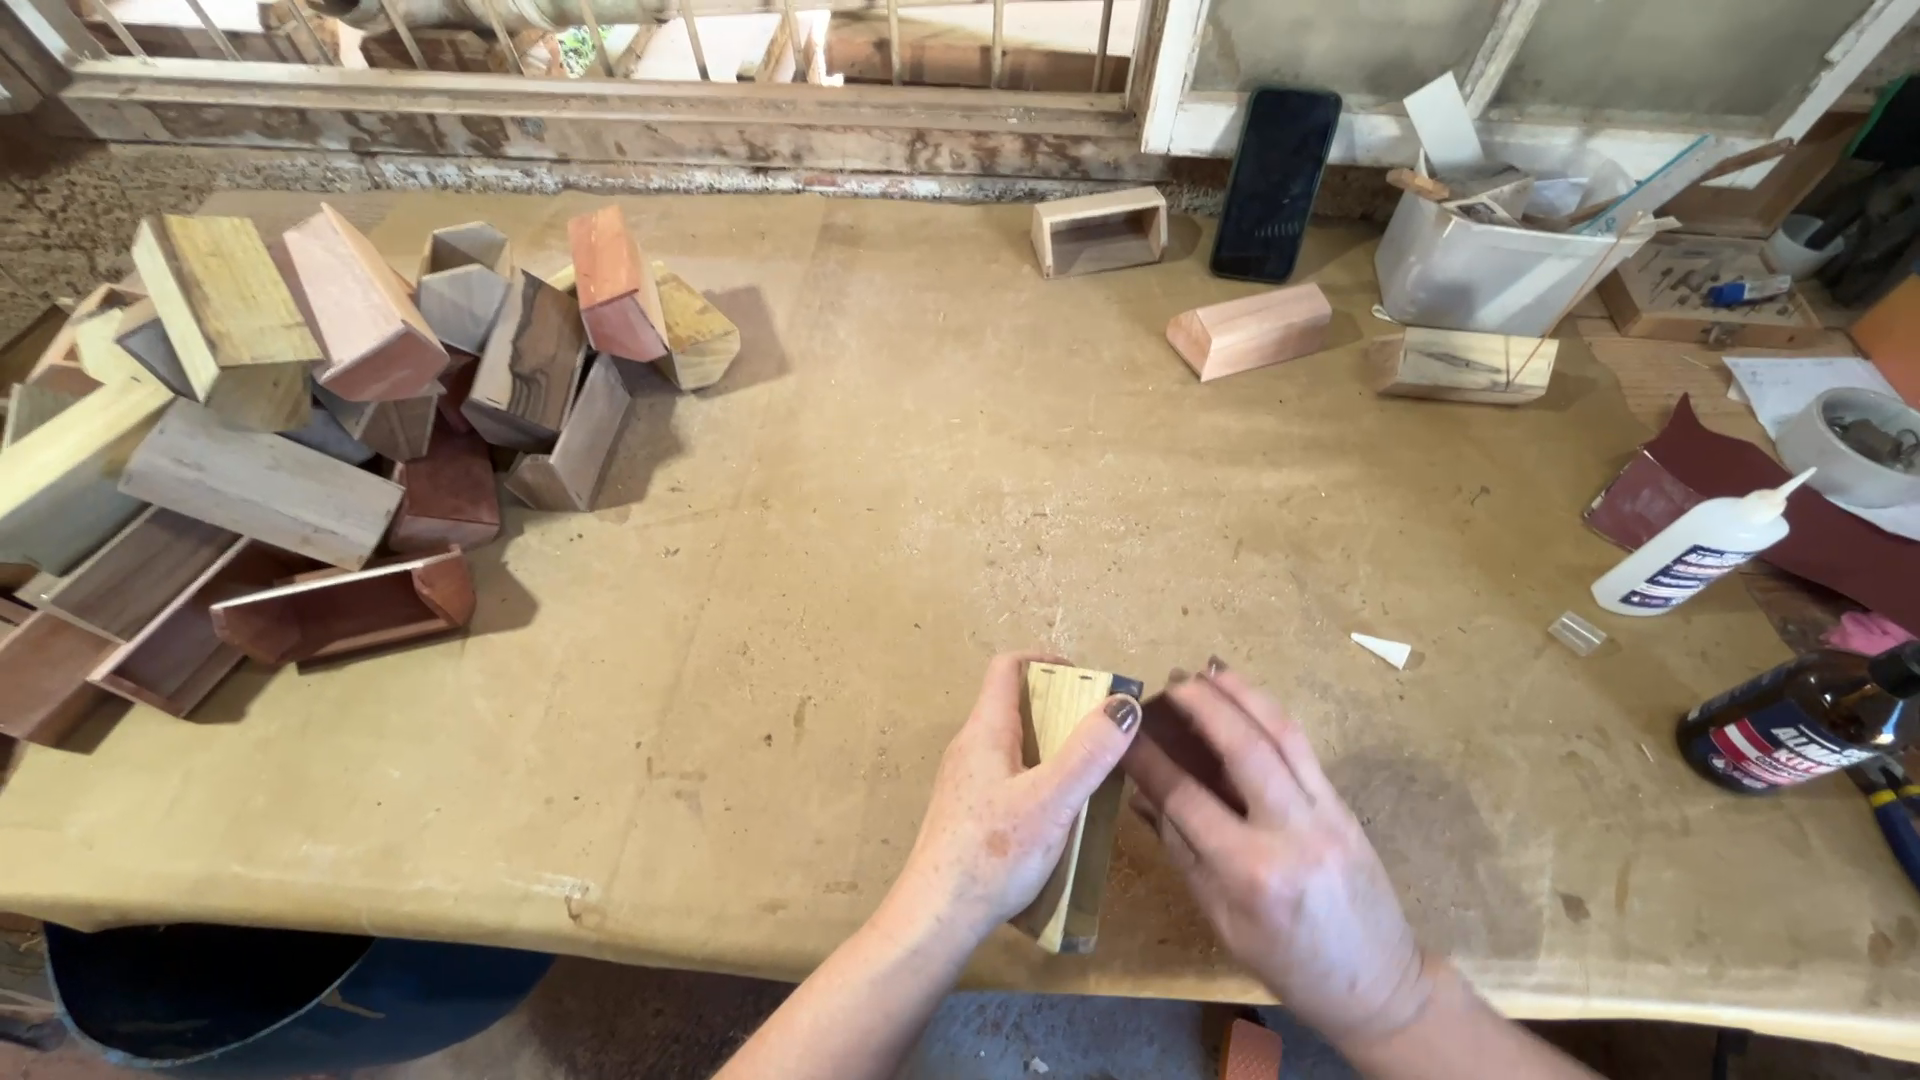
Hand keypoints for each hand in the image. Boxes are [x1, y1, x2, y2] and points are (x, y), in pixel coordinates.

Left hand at [887, 651, 1142, 942]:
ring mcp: (966, 779)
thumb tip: (1122, 704)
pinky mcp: (968, 810)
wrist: (937, 914)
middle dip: (1060, 707)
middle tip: (1100, 731)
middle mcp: (970, 745)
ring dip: (1052, 744)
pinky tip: (1060, 810)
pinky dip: (1039, 775)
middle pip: (1014, 704)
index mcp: (985, 729)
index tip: (1086, 678)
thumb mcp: (1051, 800)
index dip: (1045, 660)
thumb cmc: (992, 851)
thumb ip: (1088, 753)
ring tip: (1090, 770)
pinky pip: (1008, 774)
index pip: (1008, 666)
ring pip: (1014, 742)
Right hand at [1124, 663, 1432, 1046]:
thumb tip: (1143, 795)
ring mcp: (1327, 814)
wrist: (1376, 984)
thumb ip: (1182, 850)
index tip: (1124, 728)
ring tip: (1209, 670)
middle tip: (1171, 680)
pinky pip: (1304, 748)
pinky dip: (1272, 714)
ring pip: (1283, 735)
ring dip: (1244, 694)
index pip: (1188, 798)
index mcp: (1251, 873)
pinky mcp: (1345, 805)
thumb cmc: (1286, 963)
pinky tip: (1248, 698)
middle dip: (1204, 705)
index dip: (1150, 760)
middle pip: (1244, 748)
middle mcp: (1292, 834)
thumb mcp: (1220, 917)